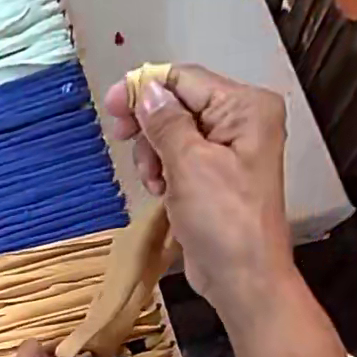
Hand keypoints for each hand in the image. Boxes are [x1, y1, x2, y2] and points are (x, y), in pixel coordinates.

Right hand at [102, 65, 293, 322]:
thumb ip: (166, 122)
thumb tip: (146, 90)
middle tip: (122, 142)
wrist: (241, 275)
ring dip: (152, 153)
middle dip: (148, 126)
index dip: (145, 89)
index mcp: (245, 107)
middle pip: (177, 104)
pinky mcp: (211, 176)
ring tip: (154, 182)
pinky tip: (159, 190)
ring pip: (171, 133)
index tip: (110, 107)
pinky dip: (161, 170)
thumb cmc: (222, 219)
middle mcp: (239, 122)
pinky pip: (176, 158)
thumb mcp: (189, 164)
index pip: (186, 80)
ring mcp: (226, 150)